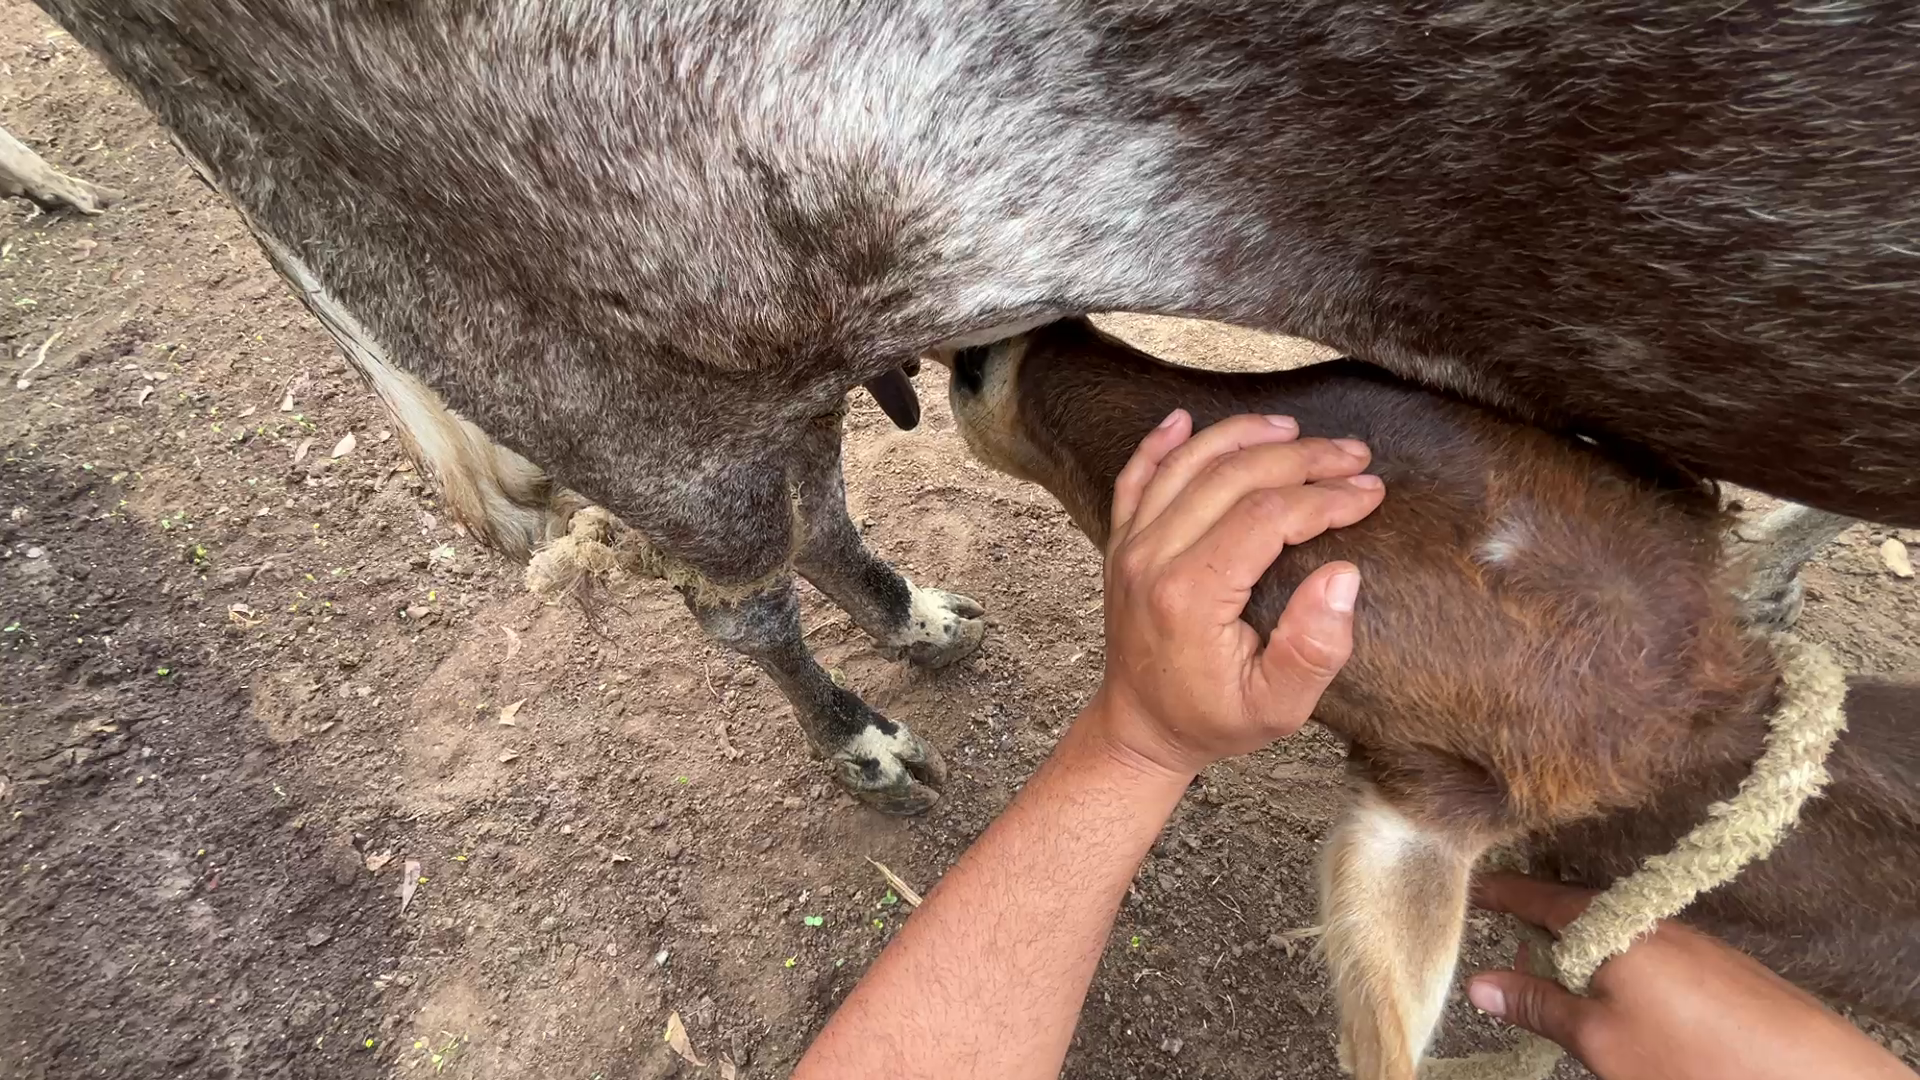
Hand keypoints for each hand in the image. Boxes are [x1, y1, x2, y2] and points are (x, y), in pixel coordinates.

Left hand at [1086, 409, 1384, 778]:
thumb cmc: (1209, 718)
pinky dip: (1158, 446)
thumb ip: (1315, 647)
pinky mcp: (1120, 545)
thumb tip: (1344, 575)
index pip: (1265, 516)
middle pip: (1229, 478)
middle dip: (1299, 459)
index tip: (1369, 493)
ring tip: (1293, 430)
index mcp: (1190, 593)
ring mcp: (1129, 547)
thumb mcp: (1277, 708)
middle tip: (1352, 455)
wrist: (1140, 725)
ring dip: (1240, 437)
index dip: (1324, 498)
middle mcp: (1152, 558)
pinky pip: (1133, 480)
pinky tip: (1182, 420)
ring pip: (1183, 466)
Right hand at [1469, 874, 1916, 1079]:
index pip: (1531, 893)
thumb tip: (1476, 984)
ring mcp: (1692, 940)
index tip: (1464, 886)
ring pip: (1614, 933)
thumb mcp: (1601, 1041)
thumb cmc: (1699, 1061)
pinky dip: (1624, 964)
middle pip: (1572, 911)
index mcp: (1607, 922)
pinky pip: (1652, 951)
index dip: (1495, 892)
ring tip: (1570, 984)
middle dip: (1538, 927)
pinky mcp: (1728, 969)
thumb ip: (1536, 1004)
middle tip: (1511, 949)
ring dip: (1584, 951)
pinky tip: (1633, 1001)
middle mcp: (1646, 917)